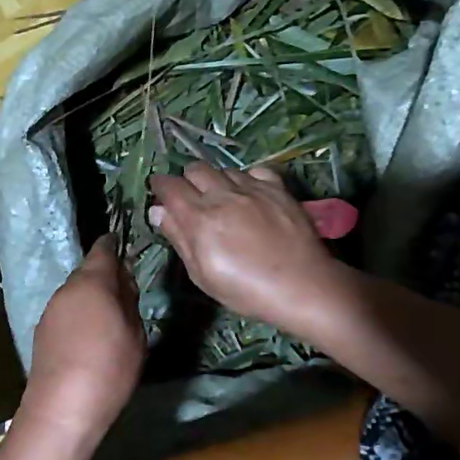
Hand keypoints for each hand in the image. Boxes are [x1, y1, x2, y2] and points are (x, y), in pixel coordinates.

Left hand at [23, 236, 145, 439]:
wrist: (62, 411)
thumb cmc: (109, 367)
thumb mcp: (135, 333)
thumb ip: (130, 302)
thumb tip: (123, 284)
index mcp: (92, 282)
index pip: (103, 250)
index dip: (114, 244)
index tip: (125, 244)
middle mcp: (66, 289)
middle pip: (88, 271)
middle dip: (106, 275)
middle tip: (128, 290)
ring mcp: (50, 311)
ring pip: (76, 293)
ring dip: (93, 297)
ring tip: (113, 315)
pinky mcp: (42, 333)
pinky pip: (67, 311)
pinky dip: (81, 314)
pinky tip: (93, 335)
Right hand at [148, 162, 356, 337]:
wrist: (301, 285)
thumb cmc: (246, 290)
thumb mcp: (202, 274)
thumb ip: (179, 238)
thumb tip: (158, 210)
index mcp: (200, 218)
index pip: (170, 186)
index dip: (161, 186)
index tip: (160, 192)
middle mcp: (224, 195)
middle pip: (196, 169)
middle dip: (188, 180)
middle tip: (192, 199)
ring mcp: (253, 188)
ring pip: (224, 169)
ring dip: (217, 180)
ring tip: (222, 199)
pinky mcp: (277, 188)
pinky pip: (255, 171)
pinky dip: (246, 178)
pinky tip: (249, 193)